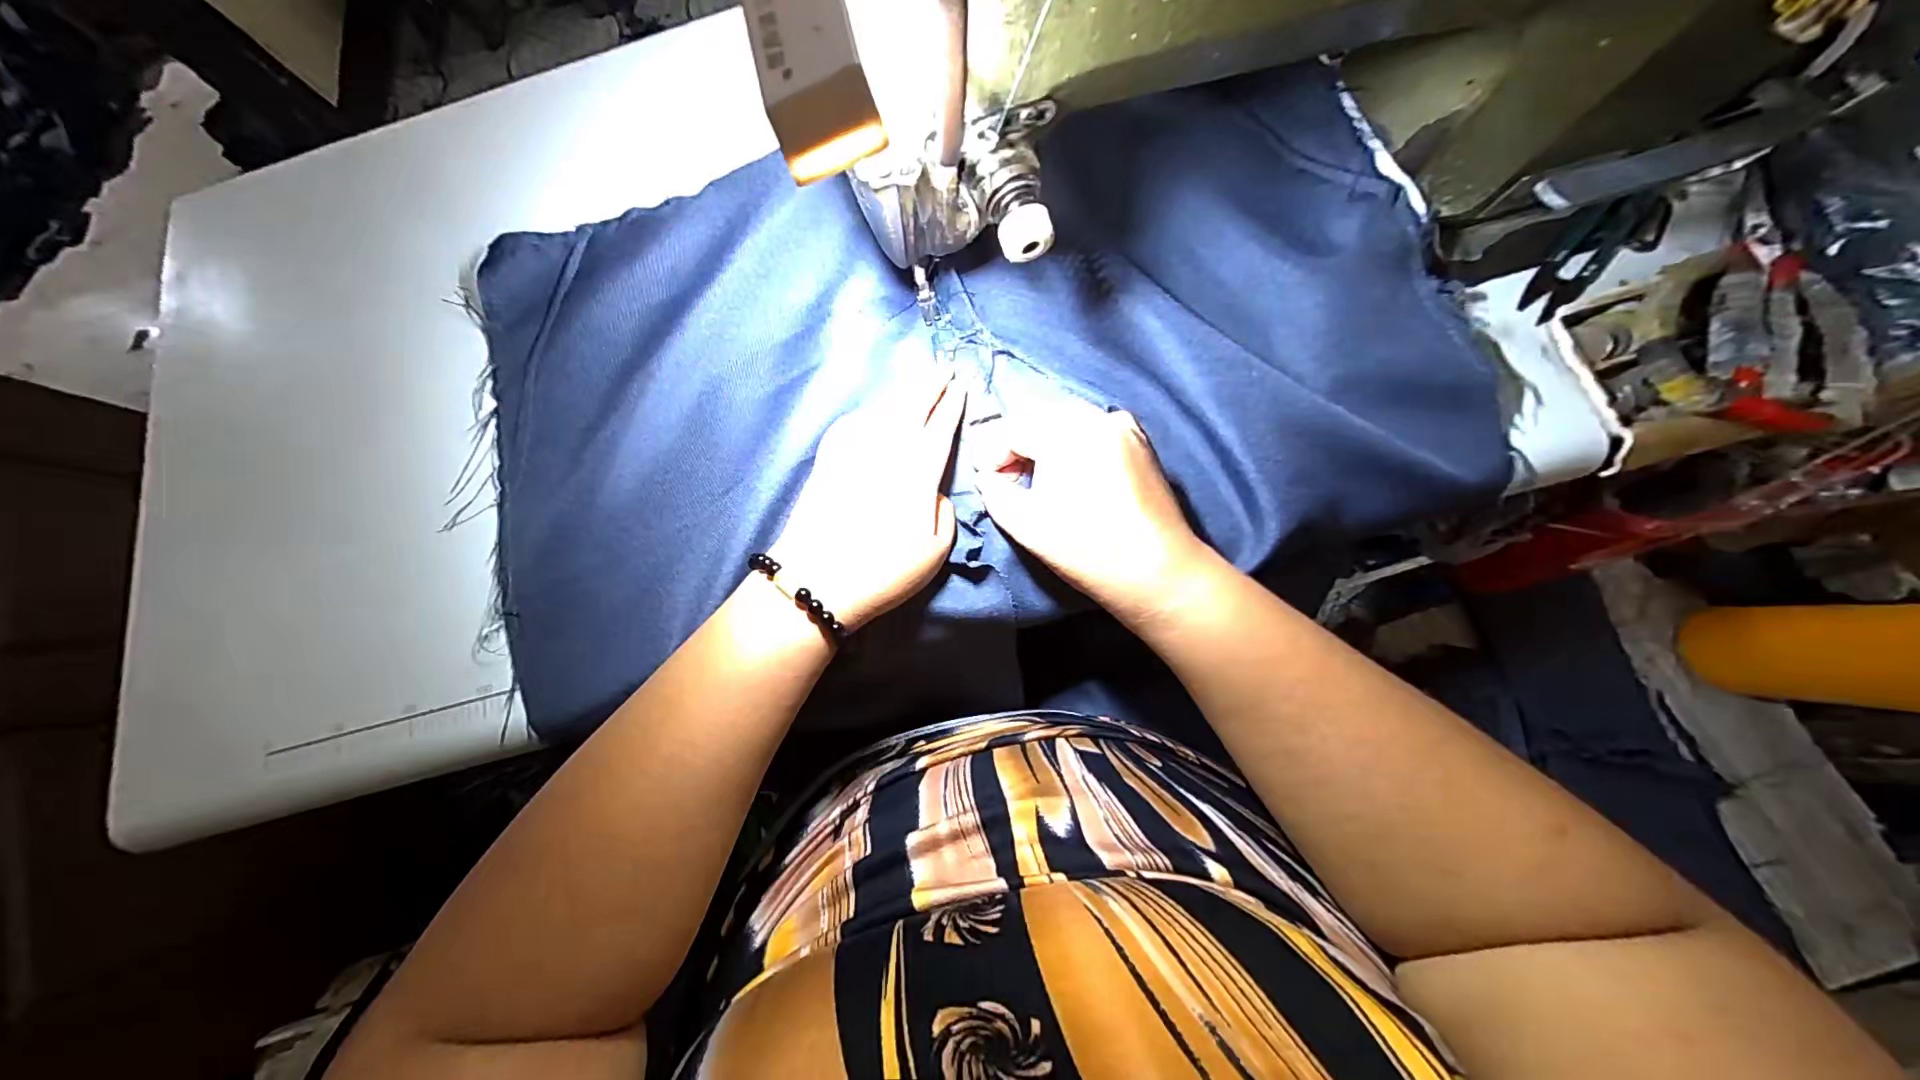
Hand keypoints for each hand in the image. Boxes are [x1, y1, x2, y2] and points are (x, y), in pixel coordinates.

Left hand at [768, 370, 964, 632]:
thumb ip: (944, 511)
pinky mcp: (829, 456)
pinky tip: (877, 409)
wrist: (817, 578)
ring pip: (884, 406)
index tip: (963, 384)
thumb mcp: (935, 550)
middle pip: (913, 403)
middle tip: (945, 367)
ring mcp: (855, 448)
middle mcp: (888, 447)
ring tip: (918, 380)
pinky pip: (855, 419)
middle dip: (931, 382)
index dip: (954, 401)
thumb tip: (932, 492)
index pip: (942, 424)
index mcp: (919, 468)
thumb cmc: (884, 571)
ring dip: (904, 390)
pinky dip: (872, 408)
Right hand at [974, 399, 1215, 626]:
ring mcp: (1123, 426)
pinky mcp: (1140, 441)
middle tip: (1007, 480)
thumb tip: (989, 477)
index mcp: (1065, 430)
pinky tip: (1072, 476)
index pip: (1012, 428)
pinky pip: (1094, 430)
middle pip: (1040, 417)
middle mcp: (1096, 416)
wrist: (1158, 571)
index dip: (991, 455)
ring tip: (1038, 480)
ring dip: (1045, 443)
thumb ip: (994, 492)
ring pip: (1068, 421)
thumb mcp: (1024, 524)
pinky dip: (1075, 445)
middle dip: (1017, 444)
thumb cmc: (1087, 549)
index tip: (987, 482)